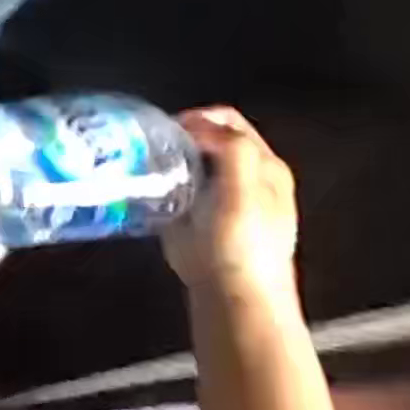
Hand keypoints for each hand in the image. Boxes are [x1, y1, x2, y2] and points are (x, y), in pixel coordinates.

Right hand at [162, 106, 298, 295]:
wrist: (233, 292)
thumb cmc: (241, 242)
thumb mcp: (244, 190)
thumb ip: (232, 151)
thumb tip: (198, 124)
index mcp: (262, 164)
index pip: (226, 120)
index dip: (197, 118)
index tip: (166, 131)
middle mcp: (244, 172)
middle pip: (207, 135)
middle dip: (178, 133)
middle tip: (153, 145)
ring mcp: (220, 191)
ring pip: (189, 156)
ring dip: (167, 154)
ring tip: (147, 163)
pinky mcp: (196, 209)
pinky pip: (176, 179)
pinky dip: (161, 174)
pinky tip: (148, 184)